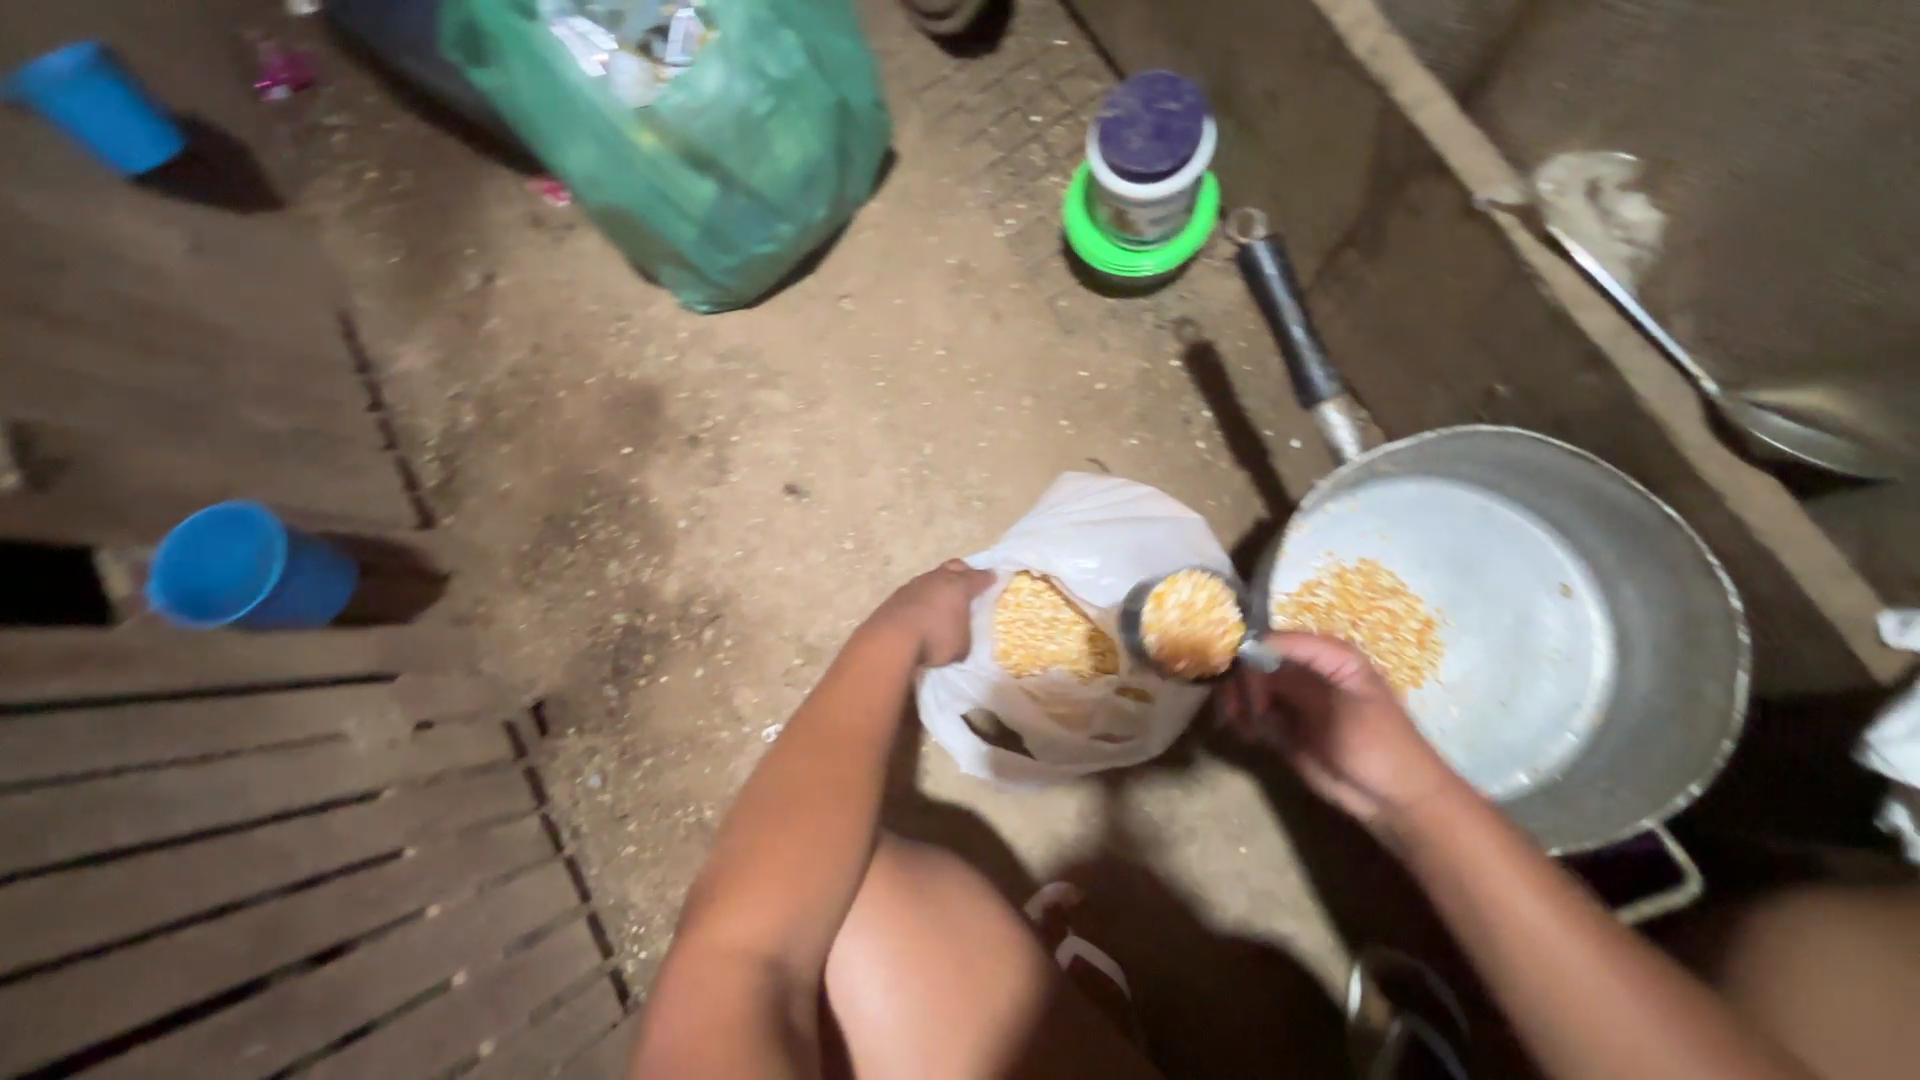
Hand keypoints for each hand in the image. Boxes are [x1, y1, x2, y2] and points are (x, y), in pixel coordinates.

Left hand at [866, 559, 994, 666]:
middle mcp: (938, 579)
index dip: (988, 578)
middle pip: (954, 566)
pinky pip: (916, 591)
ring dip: (940, 585)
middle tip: (969, 580)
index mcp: (959, 587)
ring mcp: (915, 585)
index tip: (993, 578)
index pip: (979, 578)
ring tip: (943, 599)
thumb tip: (960, 634)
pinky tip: (922, 610)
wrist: (892, 638)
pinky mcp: (897, 595)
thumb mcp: (961, 646)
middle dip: (964, 572)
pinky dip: (922, 597)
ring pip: (932, 577)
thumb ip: (965, 635)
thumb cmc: (935, 639)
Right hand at [1220, 633, 1462, 832]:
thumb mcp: (1347, 706)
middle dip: (1243, 682)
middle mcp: (1307, 673)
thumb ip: (1300, 682)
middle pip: (1257, 661)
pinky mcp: (1282, 726)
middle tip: (1245, 710)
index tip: (1241, 673)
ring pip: (1247, 687)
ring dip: (1237, 702)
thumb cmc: (1380, 745)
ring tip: (1242, 726)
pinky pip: (1249, 713)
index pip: (1281, 641)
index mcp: (1330, 657)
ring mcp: (1293, 700)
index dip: (1256, 651)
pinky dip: (1240, 720)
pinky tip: (1247, 735)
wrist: (1392, 798)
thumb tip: (1252, 654)